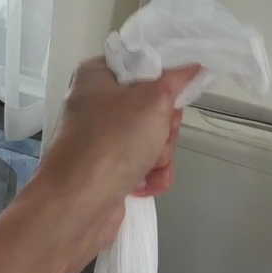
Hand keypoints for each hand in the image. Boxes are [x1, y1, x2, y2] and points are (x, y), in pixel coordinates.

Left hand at [36, 58, 199, 242]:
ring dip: (160, 154)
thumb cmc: (112, 143)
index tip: (174, 94)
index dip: (165, 80)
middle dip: (165, 127)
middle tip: (157, 134)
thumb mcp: (153, 100)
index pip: (143, 65)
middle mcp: (98, 104)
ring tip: (146, 165)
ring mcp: (104, 139)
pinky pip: (145, 163)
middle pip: (155, 104)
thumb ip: (178, 78)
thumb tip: (195, 64)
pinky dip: (151, 174)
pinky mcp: (110, 168)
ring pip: (154, 136)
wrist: (76, 208)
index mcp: (98, 76)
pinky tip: (144, 184)